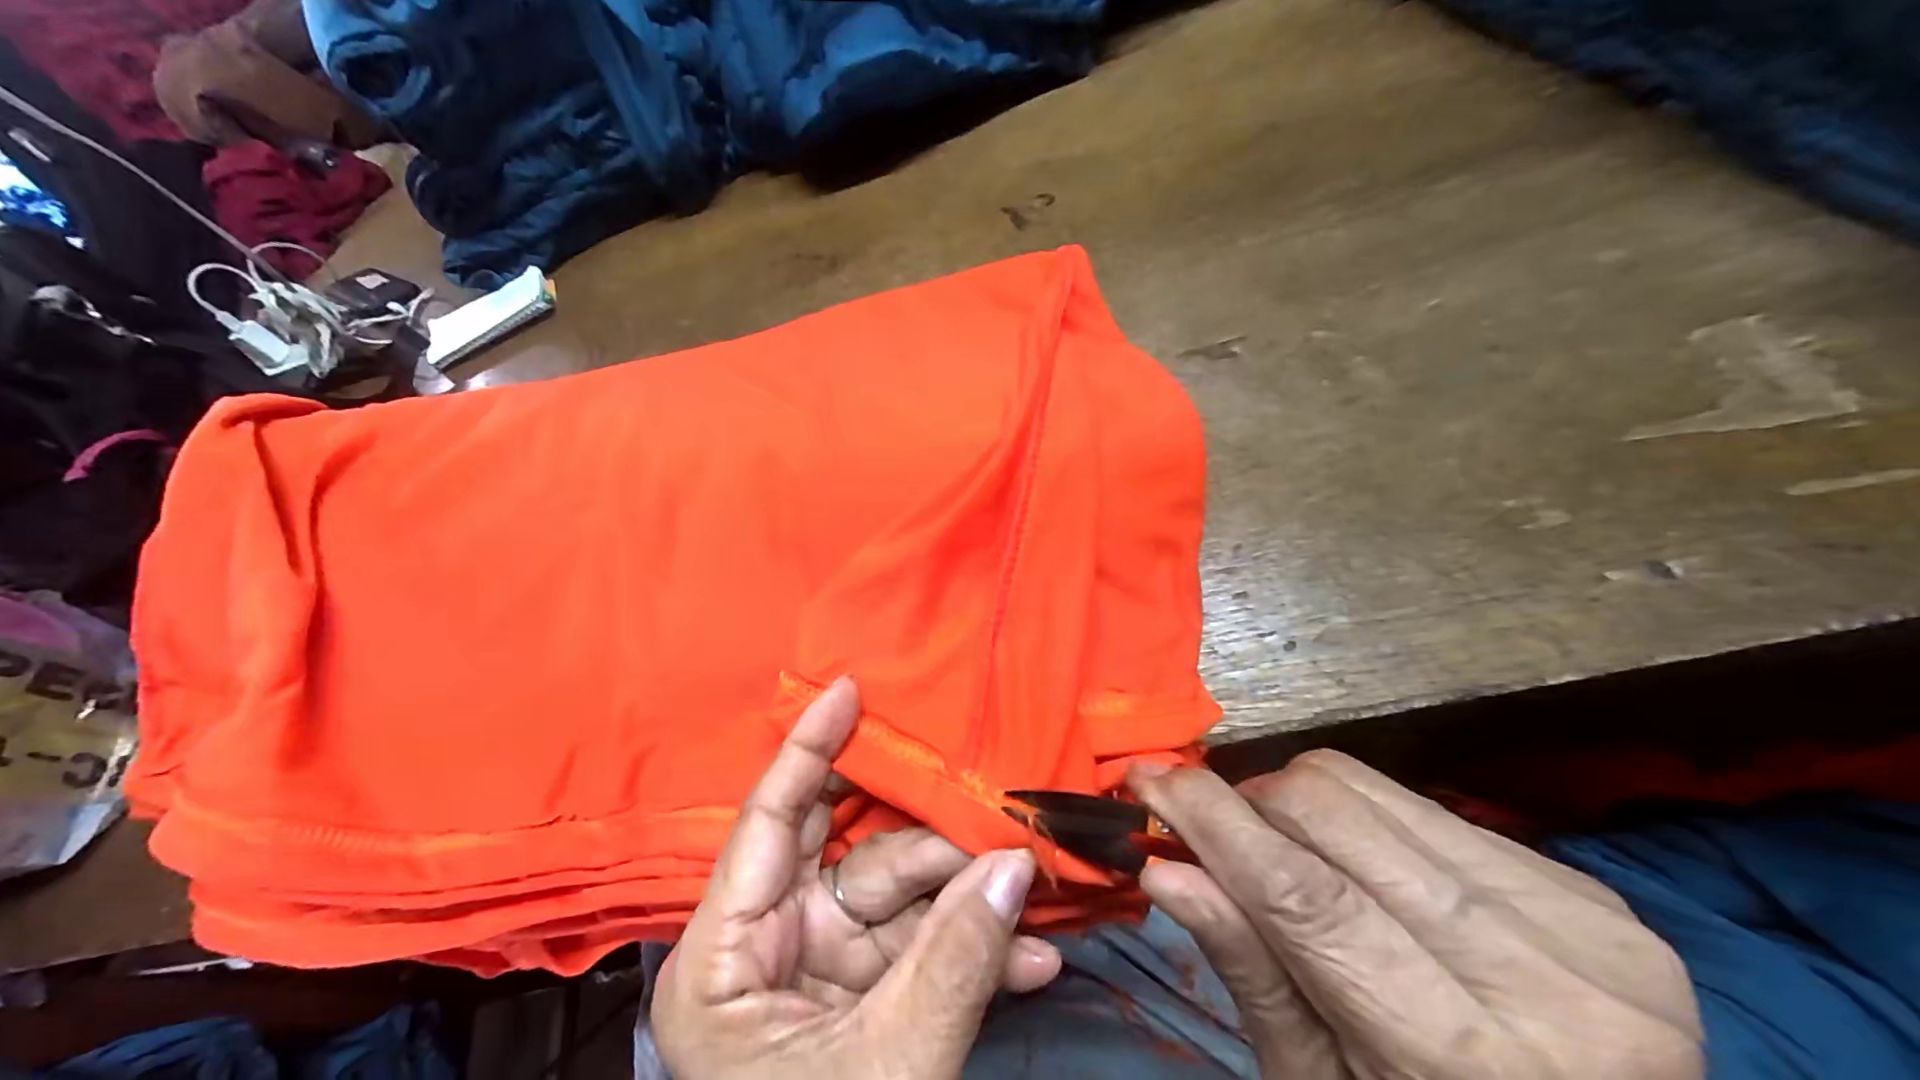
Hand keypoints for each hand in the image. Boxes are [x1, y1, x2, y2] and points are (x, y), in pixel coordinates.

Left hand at [653, 677, 1060, 1079]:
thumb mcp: (886, 1069)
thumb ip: (952, 966)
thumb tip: (1013, 870)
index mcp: (726, 954)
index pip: (767, 821)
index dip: (808, 749)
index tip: (847, 689)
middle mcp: (769, 943)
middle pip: (849, 850)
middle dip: (924, 831)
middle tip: (983, 801)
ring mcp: (820, 966)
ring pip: (900, 899)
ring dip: (968, 896)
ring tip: (1032, 891)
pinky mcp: (863, 994)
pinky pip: (922, 948)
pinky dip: (973, 949)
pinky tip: (1031, 955)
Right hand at [1129, 751, 1703, 1079]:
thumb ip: (1248, 967)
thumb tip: (1164, 868)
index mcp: (1471, 1064)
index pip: (1308, 899)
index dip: (1215, 824)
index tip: (1146, 776)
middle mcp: (1545, 979)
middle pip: (1336, 818)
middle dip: (1246, 802)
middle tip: (1211, 829)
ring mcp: (1583, 923)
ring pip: (1373, 790)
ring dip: (1297, 804)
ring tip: (1286, 851)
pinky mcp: (1592, 890)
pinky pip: (1423, 804)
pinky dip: (1362, 821)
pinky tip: (1366, 871)